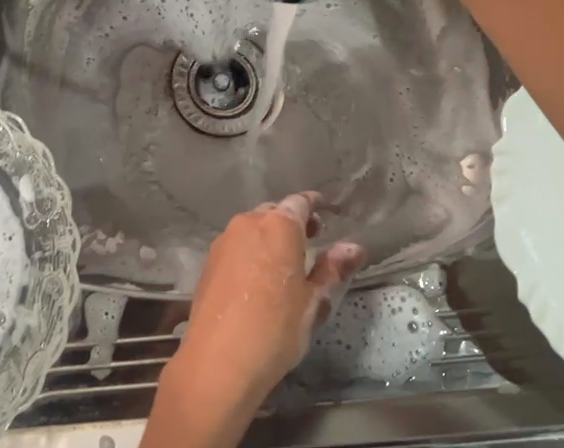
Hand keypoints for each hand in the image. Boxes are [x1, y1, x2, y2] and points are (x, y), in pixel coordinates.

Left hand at [170, 193, 365, 405]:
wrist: (218, 360)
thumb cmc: (275, 328)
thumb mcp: (313, 302)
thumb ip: (332, 270)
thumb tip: (354, 247)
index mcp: (277, 226)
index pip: (300, 202)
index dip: (315, 204)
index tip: (328, 208)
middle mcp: (247, 223)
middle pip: (274, 212)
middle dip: (293, 221)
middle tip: (313, 238)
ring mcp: (224, 241)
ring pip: (253, 227)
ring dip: (270, 236)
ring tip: (288, 260)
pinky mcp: (209, 261)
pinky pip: (237, 245)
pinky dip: (252, 250)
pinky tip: (260, 276)